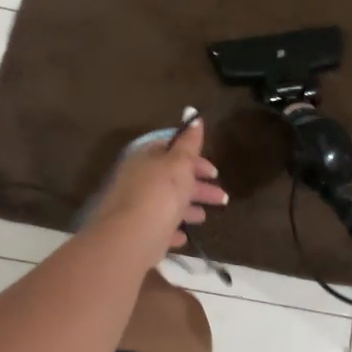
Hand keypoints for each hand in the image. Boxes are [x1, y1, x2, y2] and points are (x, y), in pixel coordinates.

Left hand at [88, 118, 227, 254]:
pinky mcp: (135, 232)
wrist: (130, 237)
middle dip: (197, 186)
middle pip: (170, 178)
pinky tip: (184, 236)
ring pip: (165, 202)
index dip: (194, 159)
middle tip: (222, 197)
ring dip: (186, 208)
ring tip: (204, 217)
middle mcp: (136, 179)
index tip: (214, 172)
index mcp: (145, 158)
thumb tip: (193, 114)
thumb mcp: (180, 163)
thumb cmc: (160, 193)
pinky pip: (156, 226)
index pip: (170, 151)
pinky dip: (171, 228)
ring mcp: (133, 206)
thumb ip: (188, 142)